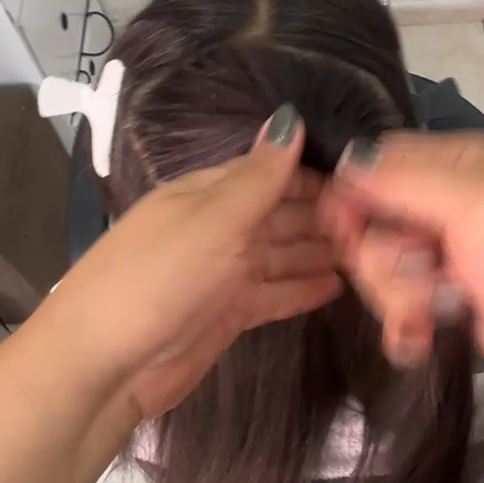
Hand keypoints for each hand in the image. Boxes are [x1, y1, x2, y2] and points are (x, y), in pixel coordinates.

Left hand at [28, 106, 343, 420]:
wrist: (104, 364)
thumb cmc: (158, 278)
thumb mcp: (213, 220)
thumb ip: (258, 176)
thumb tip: (290, 119)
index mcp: (205, 195)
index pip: (266, 174)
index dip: (311, 177)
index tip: (362, 185)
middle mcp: (215, 229)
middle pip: (277, 215)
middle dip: (321, 216)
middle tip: (379, 224)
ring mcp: (220, 274)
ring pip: (279, 255)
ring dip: (318, 252)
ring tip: (369, 253)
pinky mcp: (225, 315)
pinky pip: (272, 294)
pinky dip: (301, 289)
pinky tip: (336, 287)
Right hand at [319, 133, 483, 394]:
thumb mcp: (478, 204)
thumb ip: (405, 181)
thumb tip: (346, 162)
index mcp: (454, 165)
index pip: (376, 164)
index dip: (351, 195)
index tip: (348, 230)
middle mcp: (445, 206)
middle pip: (370, 222)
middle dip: (383, 257)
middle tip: (420, 275)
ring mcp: (448, 257)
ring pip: (381, 269)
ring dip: (397, 295)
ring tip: (433, 311)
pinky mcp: (451, 304)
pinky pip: (399, 308)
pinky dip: (403, 325)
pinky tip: (421, 337)